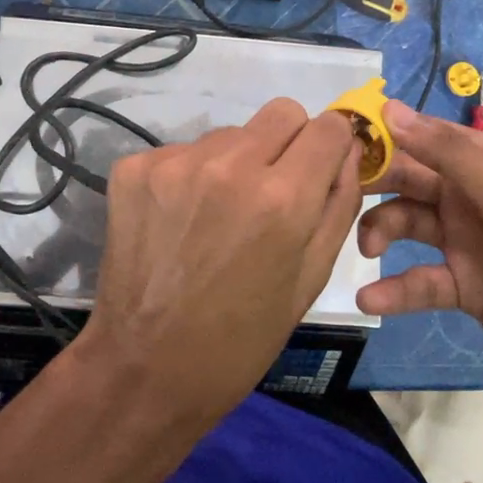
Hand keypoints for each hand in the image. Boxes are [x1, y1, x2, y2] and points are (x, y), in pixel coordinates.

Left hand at [75, 98, 362, 421]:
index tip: (319, 168)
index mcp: (282, 198)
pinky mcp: (134, 167)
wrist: (146, 368)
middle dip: (288, 144)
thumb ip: (338, 203)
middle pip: (281, 113)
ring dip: (236, 162)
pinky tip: (180, 221)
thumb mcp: (311, 279)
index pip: (327, 126)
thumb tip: (348, 148)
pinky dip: (190, 176)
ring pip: (230, 133)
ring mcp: (175, 162)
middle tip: (271, 193)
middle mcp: (229, 165)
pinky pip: (184, 150)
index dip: (330, 146)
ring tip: (218, 217)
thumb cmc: (242, 338)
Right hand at [356, 101, 482, 402]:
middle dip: (375, 185)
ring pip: (409, 227)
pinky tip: (372, 299)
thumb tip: (388, 107)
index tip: (338, 139)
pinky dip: (396, 290)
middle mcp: (473, 197)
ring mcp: (467, 244)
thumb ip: (448, 154)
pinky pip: (421, 282)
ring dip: (381, 234)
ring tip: (365, 249)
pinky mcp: (466, 290)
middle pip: (411, 181)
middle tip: (336, 194)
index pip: (428, 136)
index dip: (385, 134)